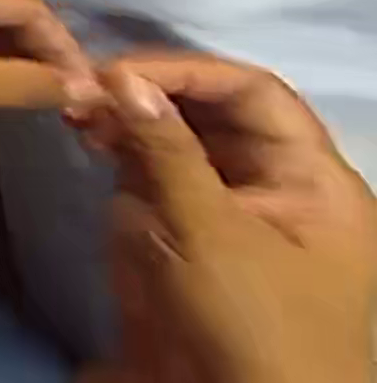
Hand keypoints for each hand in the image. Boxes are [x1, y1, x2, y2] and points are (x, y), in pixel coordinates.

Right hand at [79, 53, 376, 382]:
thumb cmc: (247, 314)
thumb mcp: (207, 228)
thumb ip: (165, 147)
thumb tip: (120, 76)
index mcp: (311, 180)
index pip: (252, 93)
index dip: (185, 71)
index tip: (112, 73)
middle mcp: (267, 174)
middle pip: (207, 101)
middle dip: (142, 85)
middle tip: (82, 87)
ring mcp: (216, 188)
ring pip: (169, 120)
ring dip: (119, 106)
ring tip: (74, 111)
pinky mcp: (171, 201)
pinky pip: (142, 147)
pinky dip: (109, 130)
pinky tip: (80, 131)